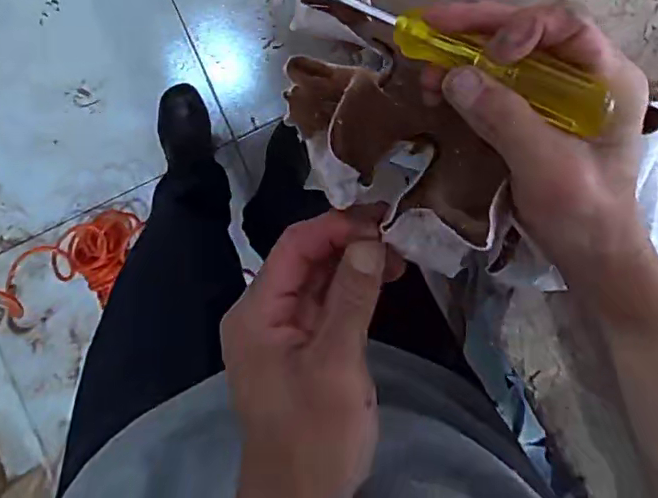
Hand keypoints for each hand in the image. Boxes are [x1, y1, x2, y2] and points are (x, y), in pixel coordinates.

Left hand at [221, 211, 402, 497]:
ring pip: (324, 270)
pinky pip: (333, 293)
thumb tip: (372, 240)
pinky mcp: (308, 339)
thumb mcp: (335, 366)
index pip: (295, 245)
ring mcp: (286, 325)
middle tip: (399, 232)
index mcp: (257, 312)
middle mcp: (266, 310)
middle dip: (353, 237)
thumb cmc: (312, 436)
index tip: (383, 220)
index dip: (338, 225)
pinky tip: (389, 274)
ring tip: (401, 253)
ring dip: (360, 256)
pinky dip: (360, 279)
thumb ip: (351, 299)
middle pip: (309, 253)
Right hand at [417, 2, 656, 291]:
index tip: (493, 53)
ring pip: (511, 48)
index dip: (527, 26)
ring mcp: (560, 86)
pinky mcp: (536, 104)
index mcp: (610, 78)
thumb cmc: (586, 214)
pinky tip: (438, 85)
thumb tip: (455, 76)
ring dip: (466, 48)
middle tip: (431, 23)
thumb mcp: (548, 168)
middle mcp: (586, 71)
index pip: (571, 26)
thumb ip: (506, 118)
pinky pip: (499, 76)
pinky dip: (467, 76)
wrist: (593, 258)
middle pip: (533, 29)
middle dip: (480, 25)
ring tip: (426, 60)